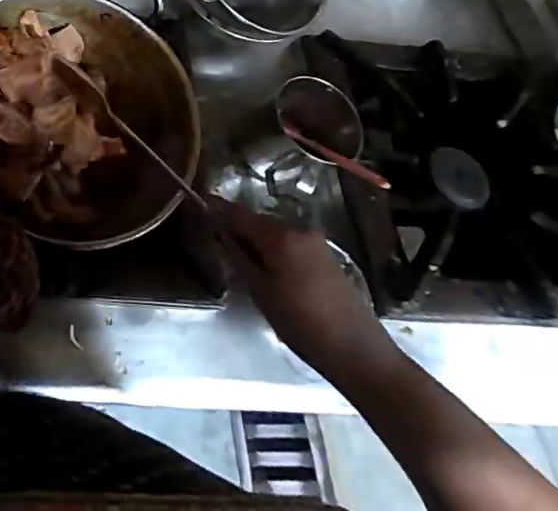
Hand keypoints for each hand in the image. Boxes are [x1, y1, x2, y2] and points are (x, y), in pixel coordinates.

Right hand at [210, 197, 395, 376]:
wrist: (359, 352)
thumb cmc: (301, 323)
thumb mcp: (260, 291)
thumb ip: (237, 255)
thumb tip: (220, 231)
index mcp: (280, 235)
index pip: (239, 213)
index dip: (217, 209)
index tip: (198, 206)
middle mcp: (299, 229)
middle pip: (258, 221)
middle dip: (237, 228)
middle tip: (217, 242)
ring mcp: (316, 242)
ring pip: (274, 233)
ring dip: (256, 240)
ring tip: (240, 261)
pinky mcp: (325, 256)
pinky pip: (290, 243)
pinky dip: (274, 250)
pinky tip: (267, 270)